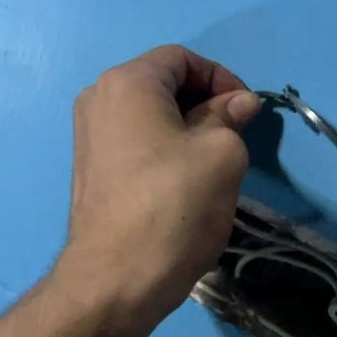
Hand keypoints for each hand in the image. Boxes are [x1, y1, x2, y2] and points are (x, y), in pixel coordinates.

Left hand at [52, 45, 260, 334]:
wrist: (114, 278)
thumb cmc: (172, 205)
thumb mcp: (220, 154)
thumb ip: (230, 118)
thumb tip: (238, 102)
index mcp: (126, 81)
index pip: (181, 58)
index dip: (221, 78)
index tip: (247, 112)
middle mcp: (99, 96)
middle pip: (162, 82)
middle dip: (204, 102)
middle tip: (235, 139)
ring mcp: (88, 131)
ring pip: (149, 112)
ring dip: (186, 127)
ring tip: (212, 164)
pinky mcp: (89, 163)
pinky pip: (134, 138)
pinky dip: (163, 146)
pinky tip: (183, 182)